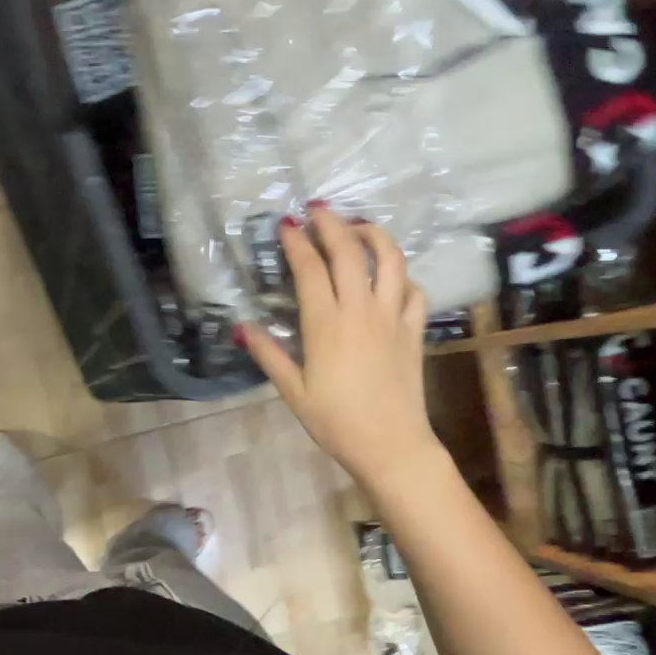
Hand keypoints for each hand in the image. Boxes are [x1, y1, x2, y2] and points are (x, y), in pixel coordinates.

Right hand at [239, 208, 440, 485]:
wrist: (389, 444)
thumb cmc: (335, 422)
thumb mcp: (293, 391)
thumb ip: (269, 354)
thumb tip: (241, 328)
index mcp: (326, 324)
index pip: (310, 269)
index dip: (297, 242)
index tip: (286, 225)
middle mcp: (361, 310)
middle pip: (349, 251)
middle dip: (332, 224)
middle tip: (318, 211)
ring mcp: (393, 316)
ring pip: (390, 259)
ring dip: (374, 234)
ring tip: (358, 227)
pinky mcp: (414, 329)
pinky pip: (414, 289)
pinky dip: (402, 275)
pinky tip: (391, 278)